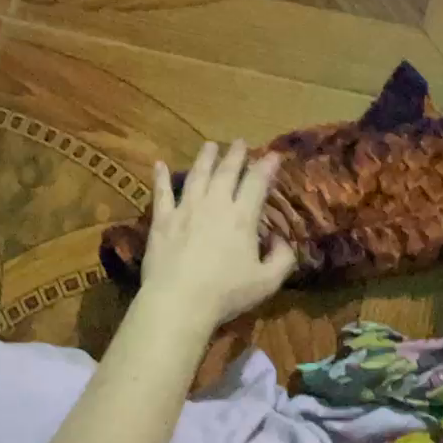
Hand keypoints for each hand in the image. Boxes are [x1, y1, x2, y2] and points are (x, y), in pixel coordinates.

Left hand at [140, 139, 297, 328]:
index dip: (266, 166)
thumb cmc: (226, 293)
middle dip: (235, 155)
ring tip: (209, 145)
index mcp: (241, 217)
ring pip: (197, 176)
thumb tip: (282, 240)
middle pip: (226, 172)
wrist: (179, 301)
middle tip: (240, 142)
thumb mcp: (267, 282)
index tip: (273, 155)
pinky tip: (159, 164)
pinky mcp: (162, 221)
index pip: (257, 183)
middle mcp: (214, 205)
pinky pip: (161, 193)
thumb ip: (282, 259)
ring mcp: (186, 210)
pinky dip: (161, 177)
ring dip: (205, 158)